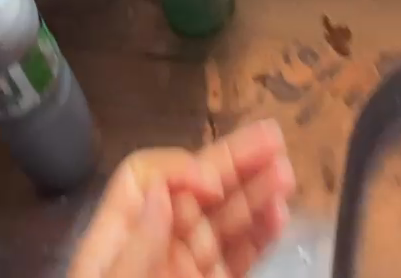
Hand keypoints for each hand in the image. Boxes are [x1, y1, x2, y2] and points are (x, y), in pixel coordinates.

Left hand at [68, 121, 296, 277]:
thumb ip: (134, 254)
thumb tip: (164, 190)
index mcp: (114, 248)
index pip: (144, 183)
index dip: (178, 171)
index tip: (210, 184)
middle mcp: (150, 255)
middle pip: (191, 195)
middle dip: (232, 165)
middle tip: (273, 140)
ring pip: (221, 224)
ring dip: (254, 194)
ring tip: (286, 173)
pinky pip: (235, 261)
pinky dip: (258, 237)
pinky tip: (279, 215)